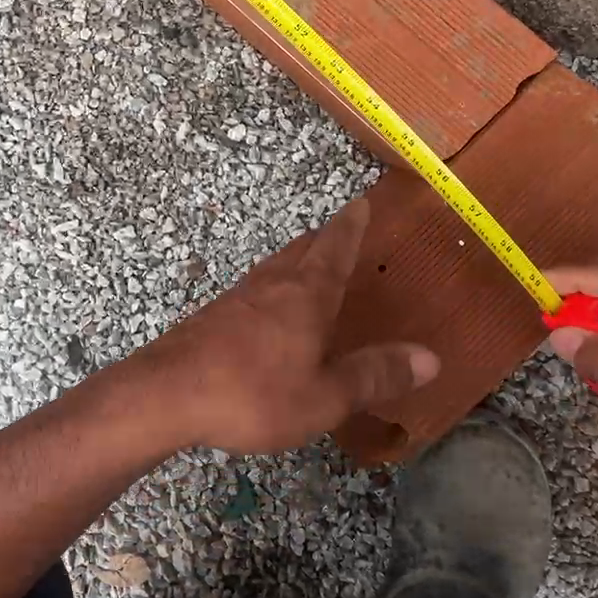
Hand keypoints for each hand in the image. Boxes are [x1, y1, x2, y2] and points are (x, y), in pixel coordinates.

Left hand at [124, 198, 438, 454]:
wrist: (167, 392)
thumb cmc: (253, 392)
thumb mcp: (325, 395)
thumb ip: (374, 375)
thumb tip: (429, 357)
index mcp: (305, 294)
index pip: (335, 247)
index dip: (350, 225)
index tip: (361, 203)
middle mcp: (271, 285)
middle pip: (301, 249)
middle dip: (324, 238)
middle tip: (341, 231)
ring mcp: (237, 298)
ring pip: (275, 267)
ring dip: (296, 260)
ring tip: (310, 266)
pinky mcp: (213, 316)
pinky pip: (254, 290)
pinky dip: (274, 288)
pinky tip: (269, 311)